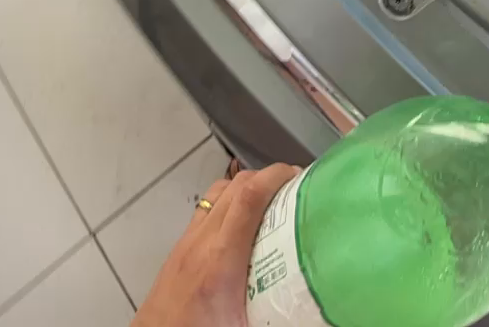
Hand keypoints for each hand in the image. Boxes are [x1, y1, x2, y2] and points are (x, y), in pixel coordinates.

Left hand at [131, 163, 299, 326]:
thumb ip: (277, 312)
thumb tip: (309, 311)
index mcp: (221, 262)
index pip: (248, 198)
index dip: (275, 176)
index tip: (297, 174)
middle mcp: (202, 242)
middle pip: (236, 185)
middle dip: (267, 177)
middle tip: (292, 188)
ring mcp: (187, 241)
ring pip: (219, 191)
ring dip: (246, 186)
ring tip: (269, 201)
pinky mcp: (179, 247)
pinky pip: (207, 207)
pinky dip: (228, 201)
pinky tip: (240, 223)